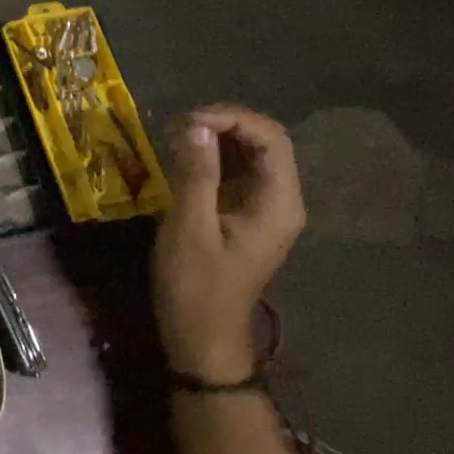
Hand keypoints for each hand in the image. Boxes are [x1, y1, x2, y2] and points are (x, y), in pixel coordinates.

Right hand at [153, 104, 305, 382]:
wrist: (201, 335)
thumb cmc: (196, 284)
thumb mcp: (189, 226)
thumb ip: (196, 174)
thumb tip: (195, 125)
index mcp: (279, 203)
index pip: (271, 139)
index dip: (232, 119)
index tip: (186, 120)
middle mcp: (281, 200)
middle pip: (265, 142)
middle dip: (223, 124)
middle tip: (175, 126)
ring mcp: (264, 207)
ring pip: (250, 154)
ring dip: (215, 138)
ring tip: (172, 136)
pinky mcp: (245, 214)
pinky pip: (236, 172)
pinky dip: (211, 157)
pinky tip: (181, 157)